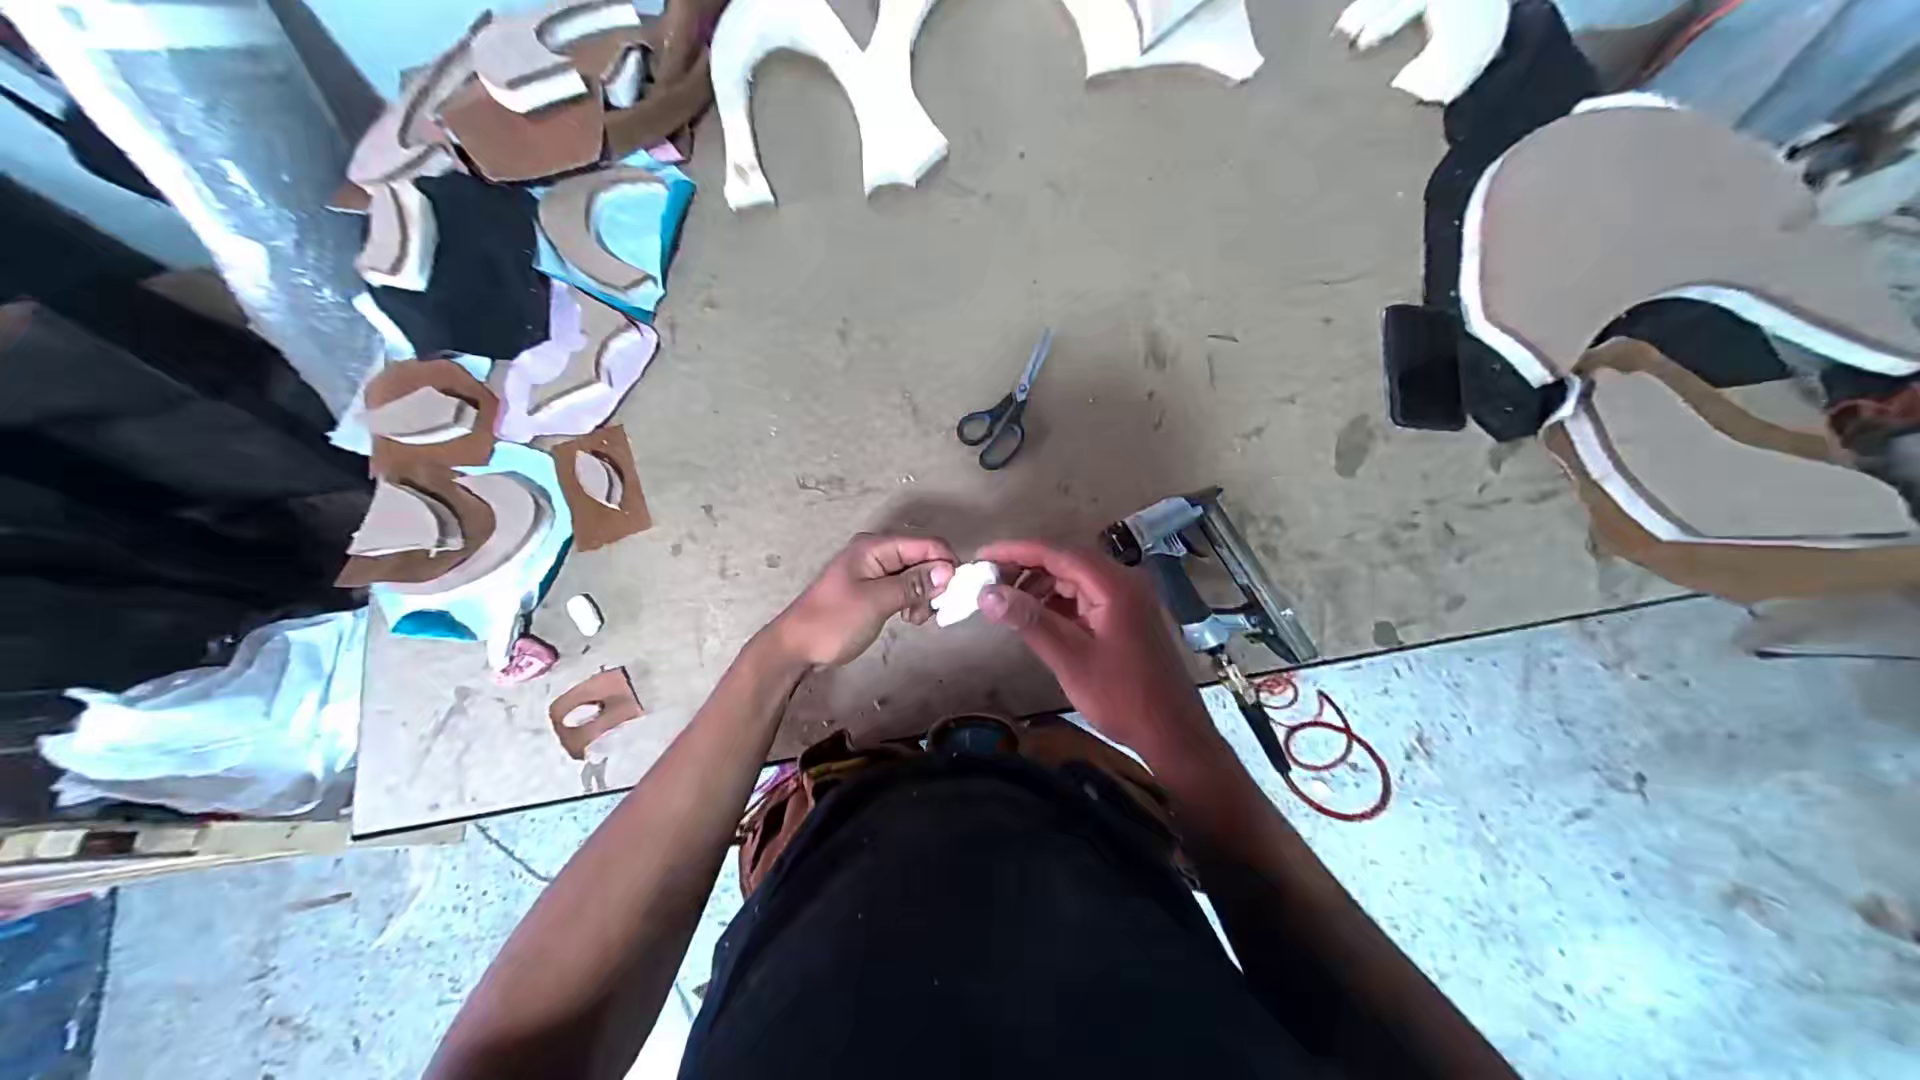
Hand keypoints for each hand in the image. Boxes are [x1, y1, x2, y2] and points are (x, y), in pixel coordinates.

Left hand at [764, 533, 956, 668]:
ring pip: (918, 575)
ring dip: (924, 595)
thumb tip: (948, 571)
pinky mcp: (875, 589)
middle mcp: (878, 553)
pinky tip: (909, 618)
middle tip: (930, 611)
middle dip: (935, 582)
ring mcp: (876, 571)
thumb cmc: (832, 622)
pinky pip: (905, 587)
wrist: (796, 648)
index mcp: (875, 547)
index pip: (927, 544)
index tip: (953, 594)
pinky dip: (913, 601)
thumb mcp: (876, 601)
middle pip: (924, 558)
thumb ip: (913, 584)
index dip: (946, 565)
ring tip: (915, 618)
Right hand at [975, 539, 1214, 759]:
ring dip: (1041, 587)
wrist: (1172, 733)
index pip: (1057, 553)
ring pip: (1075, 580)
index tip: (982, 555)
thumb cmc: (1122, 696)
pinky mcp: (1127, 616)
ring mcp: (1129, 598)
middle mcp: (1124, 582)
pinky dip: (1059, 603)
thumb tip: (987, 594)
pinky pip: (1086, 598)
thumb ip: (1028, 620)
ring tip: (1006, 602)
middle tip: (988, 581)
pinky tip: (1036, 617)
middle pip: (1067, 562)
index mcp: (1114, 584)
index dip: (1016, 551)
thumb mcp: (1069, 658)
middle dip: (1025, 569)